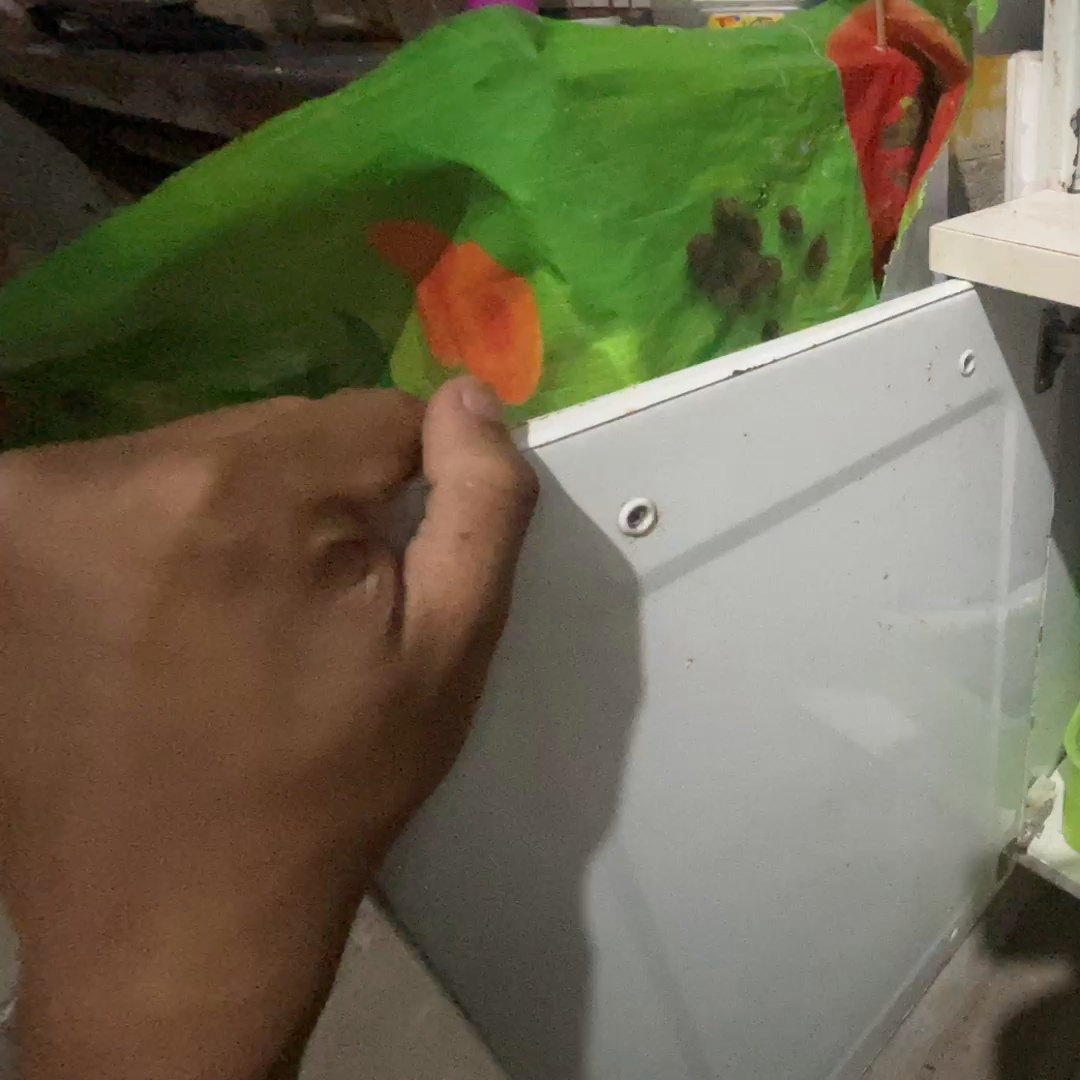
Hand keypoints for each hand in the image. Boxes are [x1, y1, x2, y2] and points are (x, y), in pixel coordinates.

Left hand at [0, 377, 536, 1079]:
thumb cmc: (338, 771)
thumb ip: (482, 502)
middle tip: (347, 603)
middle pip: (297, 427)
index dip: (425, 485)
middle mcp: (102, 473)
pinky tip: (207, 607)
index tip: (408, 568)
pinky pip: (155, 482)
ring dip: (275, 507)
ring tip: (276, 614)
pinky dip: (205, 523)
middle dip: (344, 494)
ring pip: (228, 448)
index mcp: (232, 495)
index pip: (382, 414)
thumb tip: (474, 399)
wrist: (177, 902)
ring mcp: (24, 503)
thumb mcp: (455, 638)